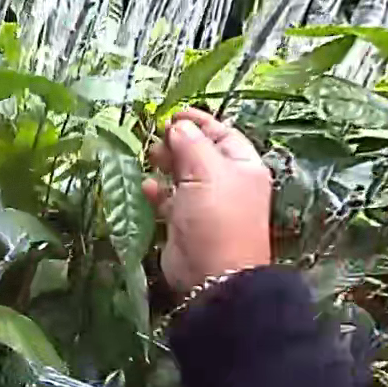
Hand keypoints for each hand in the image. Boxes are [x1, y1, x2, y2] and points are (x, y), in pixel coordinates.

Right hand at [144, 108, 273, 293]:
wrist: (212, 273)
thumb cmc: (216, 217)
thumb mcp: (206, 173)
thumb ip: (191, 145)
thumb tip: (178, 126)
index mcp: (241, 165)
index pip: (221, 133)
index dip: (198, 121)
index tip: (172, 114)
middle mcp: (224, 182)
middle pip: (199, 153)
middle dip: (177, 142)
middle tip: (154, 136)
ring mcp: (203, 204)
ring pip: (181, 176)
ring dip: (165, 165)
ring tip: (147, 156)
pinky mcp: (183, 223)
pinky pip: (168, 201)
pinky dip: (156, 192)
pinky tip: (146, 186)